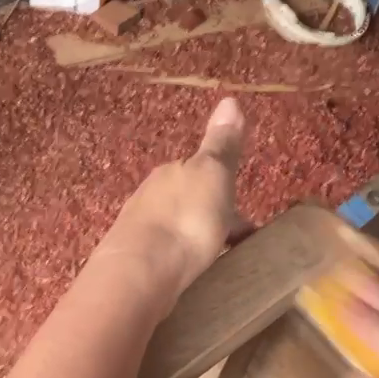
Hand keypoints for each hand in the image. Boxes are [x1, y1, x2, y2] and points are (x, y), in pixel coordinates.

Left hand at [95, 98, 248, 300]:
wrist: (141, 272)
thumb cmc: (186, 220)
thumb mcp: (213, 175)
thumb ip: (221, 145)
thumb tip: (230, 100)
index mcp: (171, 173)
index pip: (200, 174)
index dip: (224, 193)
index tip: (244, 219)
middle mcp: (149, 196)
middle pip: (187, 204)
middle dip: (209, 219)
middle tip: (234, 243)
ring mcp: (138, 232)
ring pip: (175, 231)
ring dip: (194, 242)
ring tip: (214, 263)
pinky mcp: (134, 264)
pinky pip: (164, 258)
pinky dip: (179, 262)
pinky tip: (188, 277)